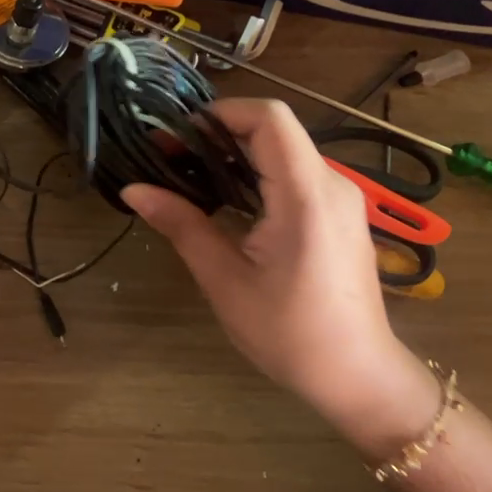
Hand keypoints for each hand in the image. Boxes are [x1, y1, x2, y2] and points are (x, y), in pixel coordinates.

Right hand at [121, 99, 435, 449]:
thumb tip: (132, 189)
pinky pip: (292, 170)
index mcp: (305, 196)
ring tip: (187, 172)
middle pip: (272, 128)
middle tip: (169, 154)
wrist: (360, 378)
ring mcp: (339, 197)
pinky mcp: (337, 212)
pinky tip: (222, 195)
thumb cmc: (291, 333)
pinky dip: (253, 169)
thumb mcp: (225, 280)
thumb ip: (181, 225)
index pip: (269, 118)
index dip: (220, 112)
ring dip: (232, 149)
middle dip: (216, 130)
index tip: (175, 134)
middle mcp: (330, 184)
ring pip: (282, 147)